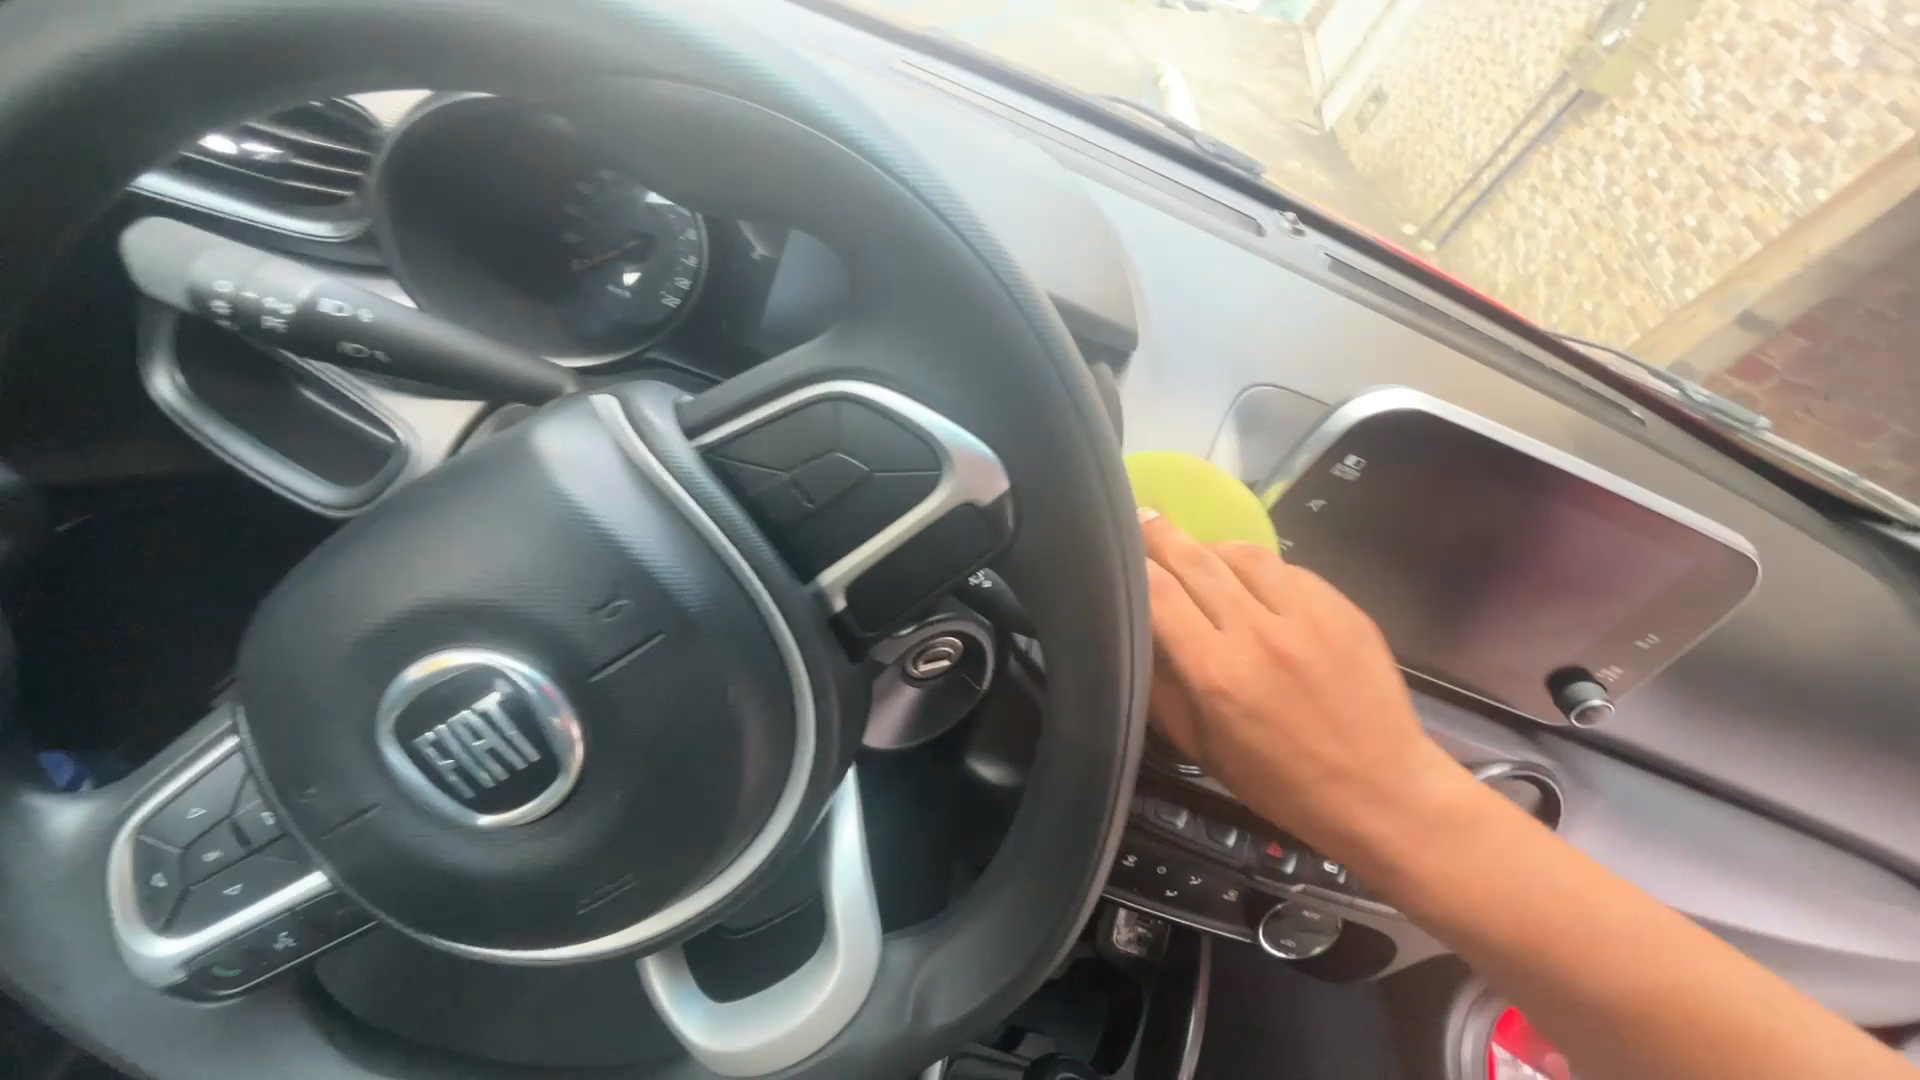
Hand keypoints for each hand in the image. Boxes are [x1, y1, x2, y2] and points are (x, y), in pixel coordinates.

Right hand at [1139, 509, 1467, 855]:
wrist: (1381, 790)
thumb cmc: (1278, 780)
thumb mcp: (1201, 747)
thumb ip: (1161, 688)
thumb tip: (1137, 636)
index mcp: (1217, 674)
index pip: (1161, 596)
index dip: (1134, 566)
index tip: (1117, 548)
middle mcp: (1259, 634)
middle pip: (1197, 562)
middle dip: (1162, 535)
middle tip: (1142, 515)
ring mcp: (1307, 615)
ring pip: (1243, 554)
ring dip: (1209, 545)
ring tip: (1193, 546)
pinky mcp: (1342, 608)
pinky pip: (1285, 568)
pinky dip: (1256, 565)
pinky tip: (1247, 575)